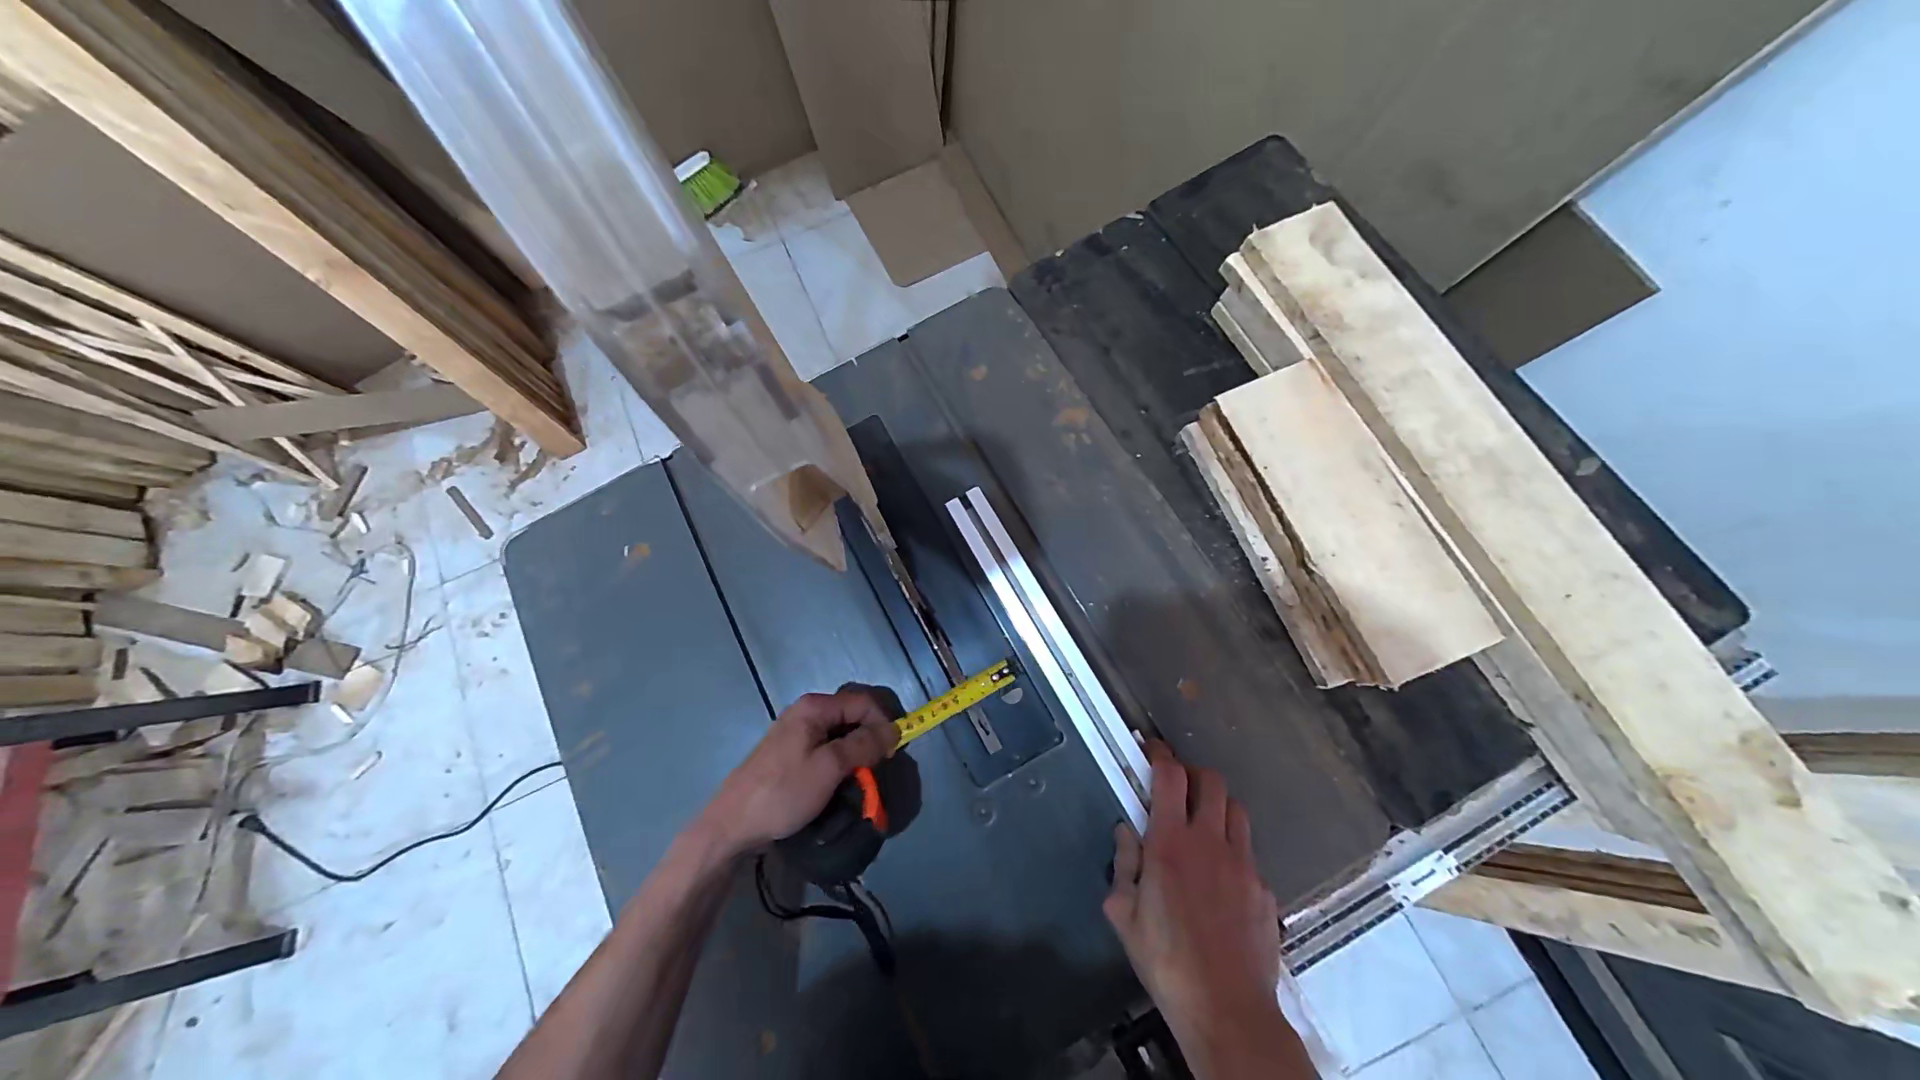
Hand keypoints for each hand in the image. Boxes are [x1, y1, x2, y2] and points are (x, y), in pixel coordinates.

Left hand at [696, 685, 900, 858]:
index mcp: (814, 707)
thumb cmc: (783, 792)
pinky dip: (839, 762)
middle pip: (852, 716)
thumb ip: (864, 745)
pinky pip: (826, 749)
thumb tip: (894, 730)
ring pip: (840, 735)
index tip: (890, 755)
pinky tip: (839, 783)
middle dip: (870, 740)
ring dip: (855, 754)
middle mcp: (805, 712)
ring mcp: (796, 733)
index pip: (864, 702)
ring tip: (860, 780)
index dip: (883, 724)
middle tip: (876, 770)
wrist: (733, 826)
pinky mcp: (790, 754)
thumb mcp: (830, 767)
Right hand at [1105, 741, 1282, 1052]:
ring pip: (1236, 811)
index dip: (1160, 755)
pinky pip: (1249, 853)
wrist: (1227, 1009)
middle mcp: (1210, 843)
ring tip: (1201, 823)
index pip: (1170, 778)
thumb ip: (1123, 865)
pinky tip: (1220, 879)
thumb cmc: (1165, 961)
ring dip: (1217, 805)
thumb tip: (1126, 833)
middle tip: (1177, 786)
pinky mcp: (1264, 890)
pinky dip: (1232, 849)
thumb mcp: (1123, 914)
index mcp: (1170, 844)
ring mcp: (1244, 865)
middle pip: (1211, 781)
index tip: (1152, 749)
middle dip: (1193, 773)